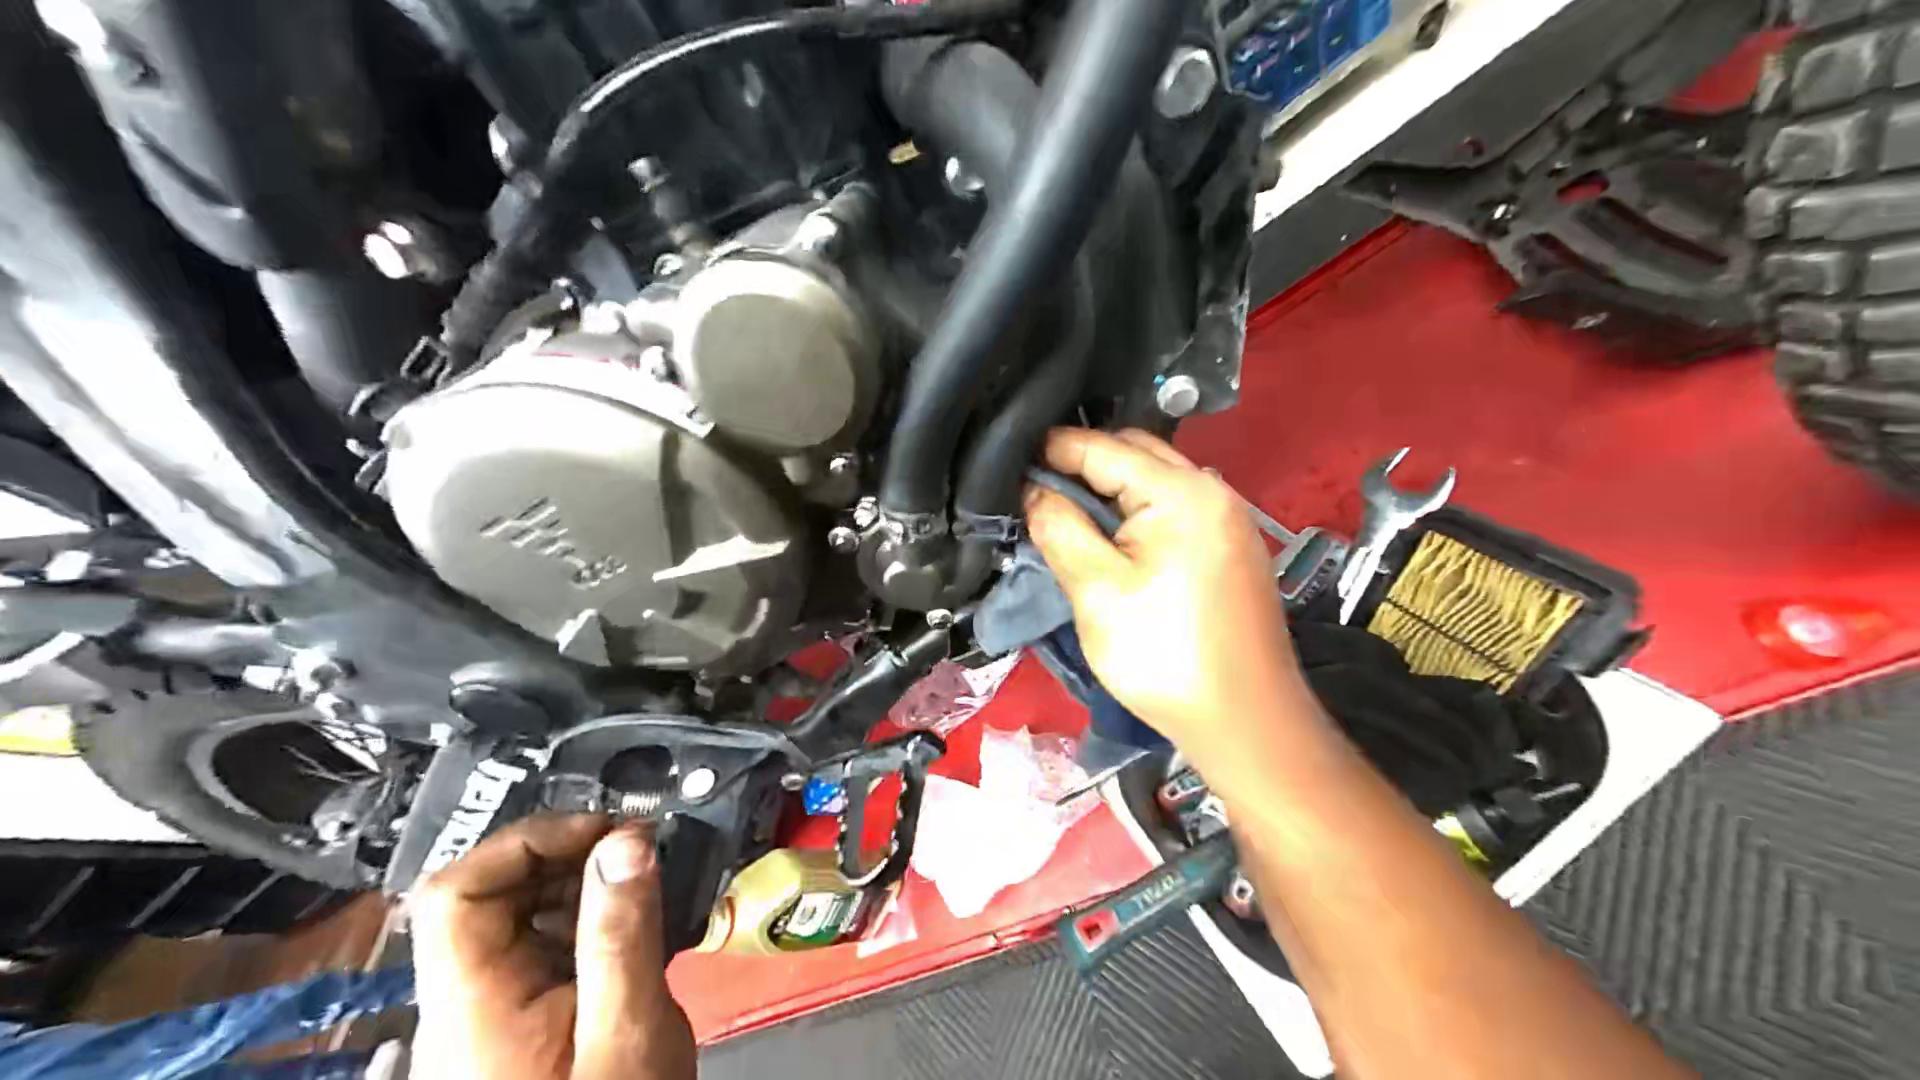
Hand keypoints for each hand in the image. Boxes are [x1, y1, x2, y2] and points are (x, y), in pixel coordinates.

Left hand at [410, 815, 695, 1079]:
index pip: (457, 891)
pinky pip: (542, 944)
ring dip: (583, 882)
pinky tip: (635, 924)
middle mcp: (467, 1001)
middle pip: (488, 894)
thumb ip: (623, 934)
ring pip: (517, 914)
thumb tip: (629, 838)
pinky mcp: (521, 1021)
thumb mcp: (628, 1033)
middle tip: (639, 852)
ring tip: (645, 883)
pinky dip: (590, 916)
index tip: (607, 833)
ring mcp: (492, 1013)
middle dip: (567, 855)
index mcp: (473, 1004)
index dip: (526, 841)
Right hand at [1024, 428, 1321, 771]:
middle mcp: (1212, 491)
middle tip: (1036, 494)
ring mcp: (1226, 520)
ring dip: (1108, 490)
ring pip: (1153, 482)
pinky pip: (1173, 509)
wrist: (1245, 722)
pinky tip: (1110, 541)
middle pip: (1133, 454)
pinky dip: (1135, 512)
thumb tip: (1033, 489)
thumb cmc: (1164, 655)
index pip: (1103, 447)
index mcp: (1182, 492)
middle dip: (1081, 465)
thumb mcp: (1096, 590)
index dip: (1051, 450)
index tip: (1009, 463)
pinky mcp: (1228, 548)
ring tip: (1066, 516)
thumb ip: (1059, 528)